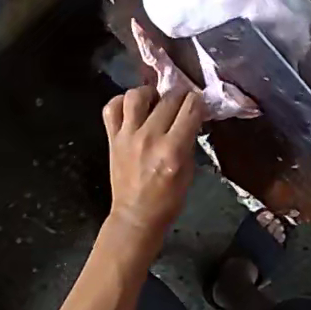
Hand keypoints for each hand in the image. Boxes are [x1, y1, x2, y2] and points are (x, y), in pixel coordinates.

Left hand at [101, 87, 203, 261]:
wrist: (135, 216)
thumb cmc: (168, 199)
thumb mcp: (188, 171)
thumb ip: (188, 141)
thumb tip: (191, 117)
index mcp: (173, 149)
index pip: (190, 108)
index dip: (198, 102)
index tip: (199, 104)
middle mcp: (149, 137)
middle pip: (168, 99)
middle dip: (180, 96)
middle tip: (182, 103)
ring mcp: (127, 136)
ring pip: (136, 95)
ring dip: (150, 94)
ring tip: (155, 101)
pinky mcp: (112, 138)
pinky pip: (111, 108)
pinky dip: (121, 102)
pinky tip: (132, 109)